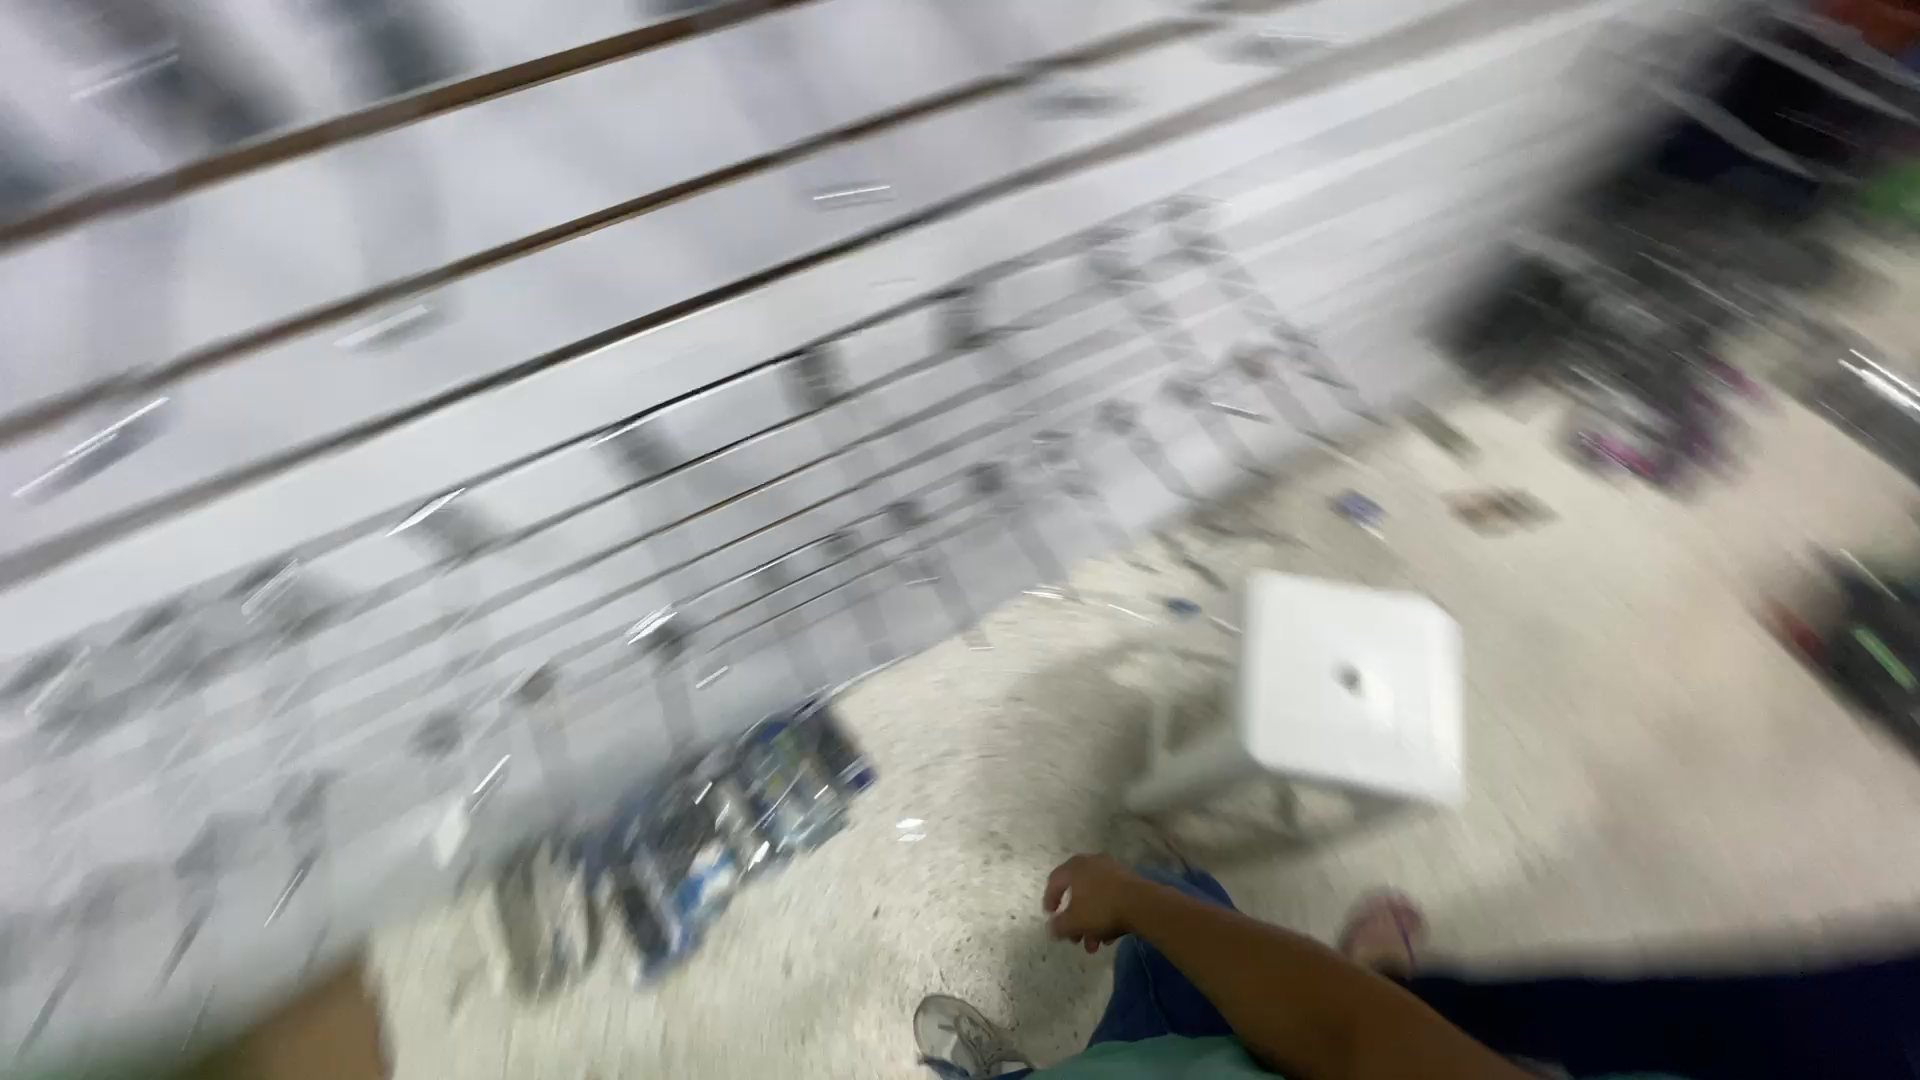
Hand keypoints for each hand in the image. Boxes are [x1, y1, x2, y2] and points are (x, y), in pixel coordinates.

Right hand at [1043, 854, 1146, 953]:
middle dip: (1075, 921)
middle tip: (1075, 939)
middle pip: (1077, 894)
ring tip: (1095, 945)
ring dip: (1091, 923)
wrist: (1141, 904)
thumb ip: (1059, 926)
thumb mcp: (1074, 922)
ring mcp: (1111, 870)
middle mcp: (1091, 863)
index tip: (1051, 916)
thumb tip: (1052, 928)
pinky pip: (1110, 898)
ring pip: (1095, 899)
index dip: (1050, 899)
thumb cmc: (1101, 909)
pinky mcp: (1127, 880)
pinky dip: (1106, 915)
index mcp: (1074, 867)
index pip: (1054, 880)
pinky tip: (1110, 936)